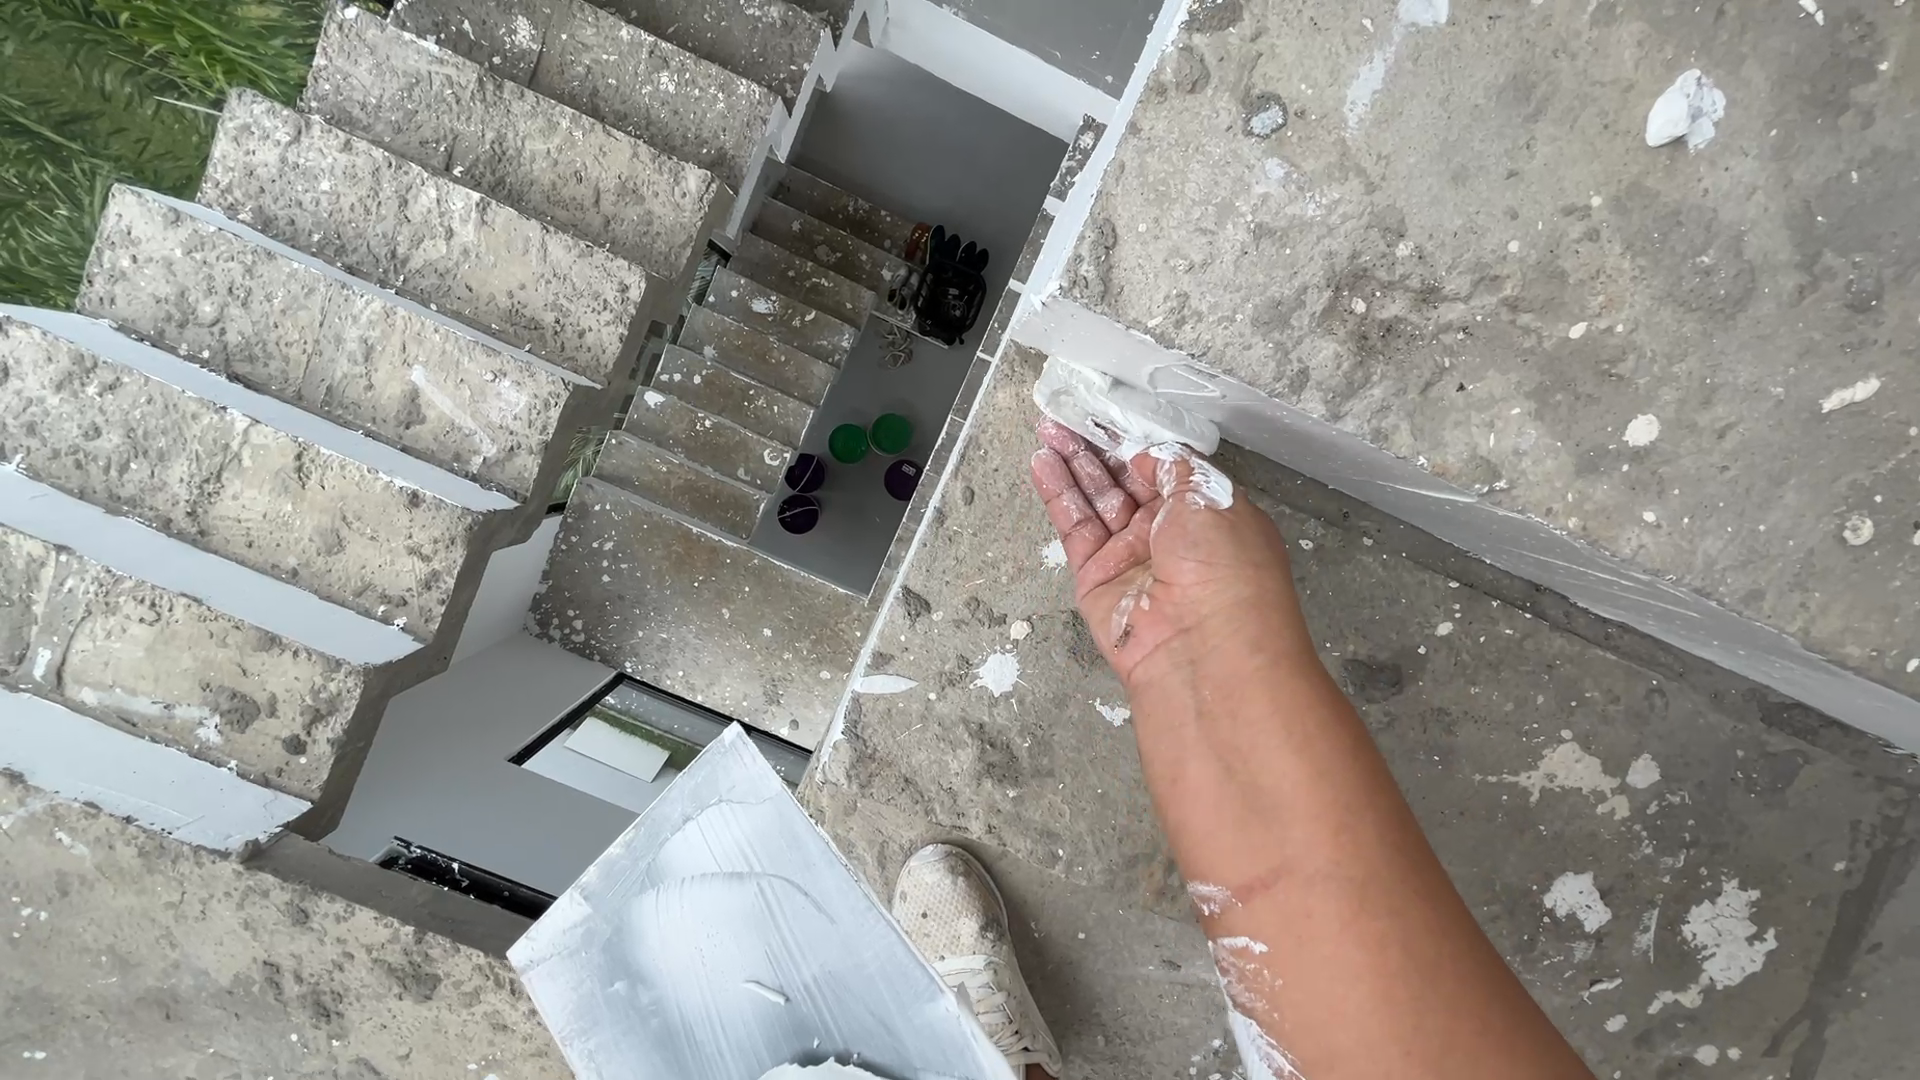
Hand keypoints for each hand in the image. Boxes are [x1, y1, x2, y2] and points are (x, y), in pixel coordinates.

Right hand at [1027, 420, 1309, 686]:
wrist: (1203, 648)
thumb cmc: (1225, 569)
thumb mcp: (1210, 497)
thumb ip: (1175, 466)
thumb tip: (1149, 452)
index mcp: (1205, 512)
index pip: (1163, 465)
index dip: (1134, 438)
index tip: (1108, 411)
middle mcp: (1167, 533)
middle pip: (1125, 478)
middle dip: (1098, 445)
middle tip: (1068, 413)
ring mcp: (1130, 554)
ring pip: (1096, 498)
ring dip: (1073, 463)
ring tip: (1048, 428)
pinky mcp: (1096, 576)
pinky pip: (1074, 527)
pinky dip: (1058, 494)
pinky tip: (1043, 463)